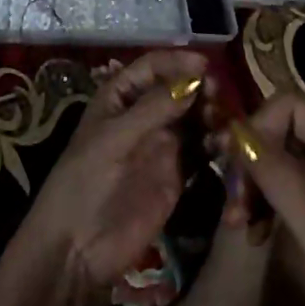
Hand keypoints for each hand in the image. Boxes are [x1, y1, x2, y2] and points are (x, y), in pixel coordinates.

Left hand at [0, 51, 206, 305]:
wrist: (80, 243)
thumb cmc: (86, 179)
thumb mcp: (115, 138)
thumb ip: (153, 109)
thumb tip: (192, 80)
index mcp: (119, 97)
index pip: (151, 67)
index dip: (177, 62)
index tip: (205, 64)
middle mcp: (143, 115)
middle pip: (178, 90)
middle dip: (199, 88)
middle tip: (218, 96)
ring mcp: (161, 144)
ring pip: (193, 119)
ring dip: (210, 116)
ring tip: (222, 124)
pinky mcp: (177, 174)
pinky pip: (201, 152)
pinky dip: (215, 146)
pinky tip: (223, 148)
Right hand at [238, 94, 304, 305]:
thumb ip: (284, 186)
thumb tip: (236, 136)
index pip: (295, 104)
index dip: (261, 123)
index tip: (237, 161)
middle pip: (283, 123)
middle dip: (251, 154)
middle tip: (232, 195)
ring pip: (277, 147)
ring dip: (251, 178)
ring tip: (237, 218)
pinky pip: (281, 172)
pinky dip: (261, 194)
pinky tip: (252, 225)